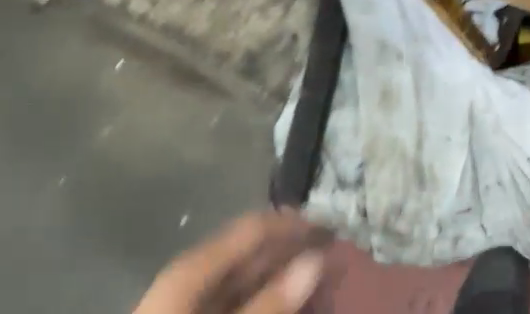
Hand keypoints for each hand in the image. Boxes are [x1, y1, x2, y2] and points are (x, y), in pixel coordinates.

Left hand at [133, 211, 325, 313]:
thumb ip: (270, 304)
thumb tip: (317, 259)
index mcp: (190, 274)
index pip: (252, 229)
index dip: (295, 224)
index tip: (336, 227)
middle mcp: (191, 286)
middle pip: (252, 259)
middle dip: (297, 261)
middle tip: (339, 267)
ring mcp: (192, 310)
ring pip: (249, 288)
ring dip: (287, 290)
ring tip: (326, 296)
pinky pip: (241, 310)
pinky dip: (269, 309)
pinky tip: (294, 311)